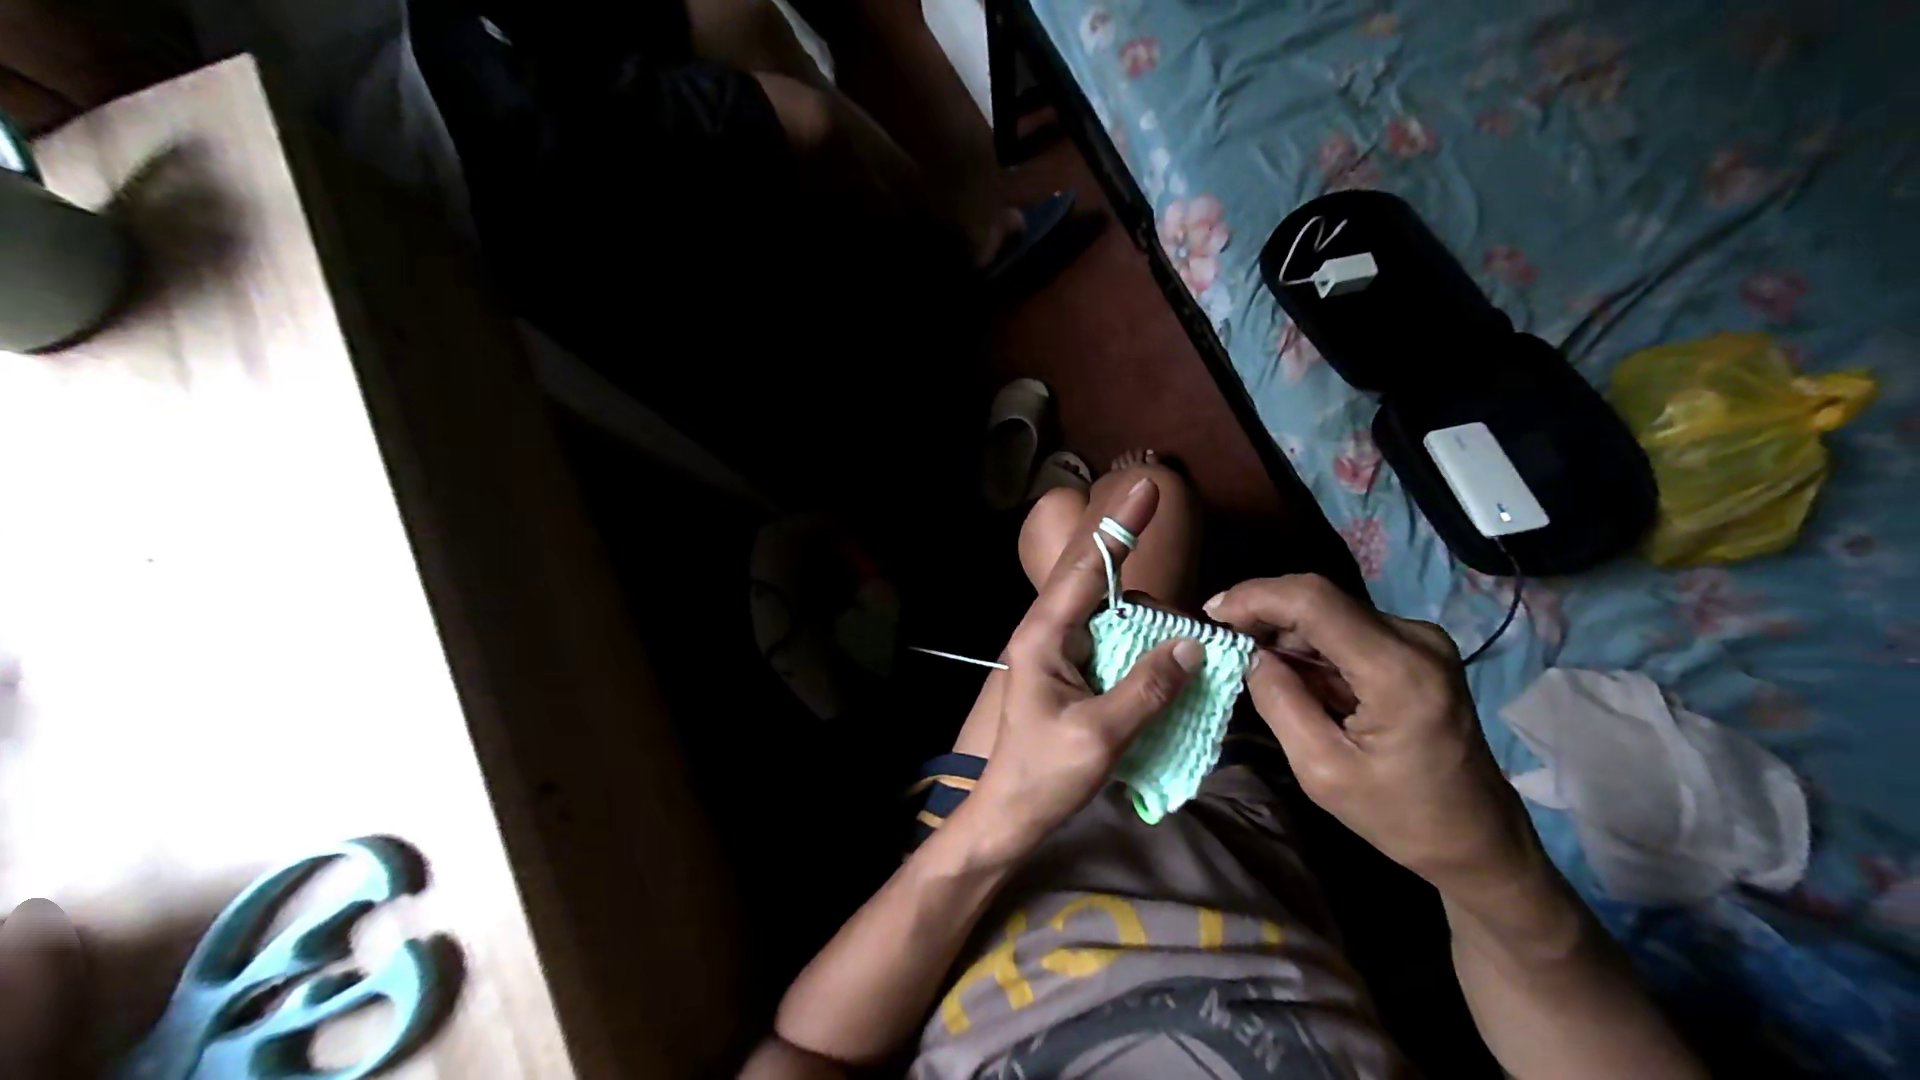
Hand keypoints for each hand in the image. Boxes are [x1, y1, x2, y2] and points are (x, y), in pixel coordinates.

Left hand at [965, 477, 1205, 858]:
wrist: (1013, 812)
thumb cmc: (1045, 774)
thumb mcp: (1100, 734)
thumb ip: (1147, 688)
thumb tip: (1191, 645)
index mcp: (1043, 636)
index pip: (1084, 569)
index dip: (1118, 526)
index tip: (1147, 485)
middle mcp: (1051, 633)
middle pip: (1105, 590)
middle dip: (1151, 598)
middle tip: (1193, 630)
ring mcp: (1063, 651)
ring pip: (1115, 619)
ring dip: (1153, 628)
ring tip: (1189, 653)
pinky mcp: (1076, 672)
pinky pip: (1116, 645)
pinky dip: (1145, 649)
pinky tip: (1171, 666)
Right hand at [1206, 576, 1544, 902]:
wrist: (1479, 840)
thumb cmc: (1401, 817)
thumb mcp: (1322, 769)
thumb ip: (1278, 702)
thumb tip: (1246, 653)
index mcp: (1398, 670)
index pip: (1314, 601)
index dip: (1255, 597)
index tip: (1211, 613)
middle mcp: (1414, 639)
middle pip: (1319, 598)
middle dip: (1263, 612)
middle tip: (1223, 640)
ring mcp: (1419, 641)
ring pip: (1328, 611)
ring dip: (1282, 630)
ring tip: (1251, 663)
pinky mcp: (1413, 649)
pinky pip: (1344, 628)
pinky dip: (1307, 643)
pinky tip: (1289, 672)